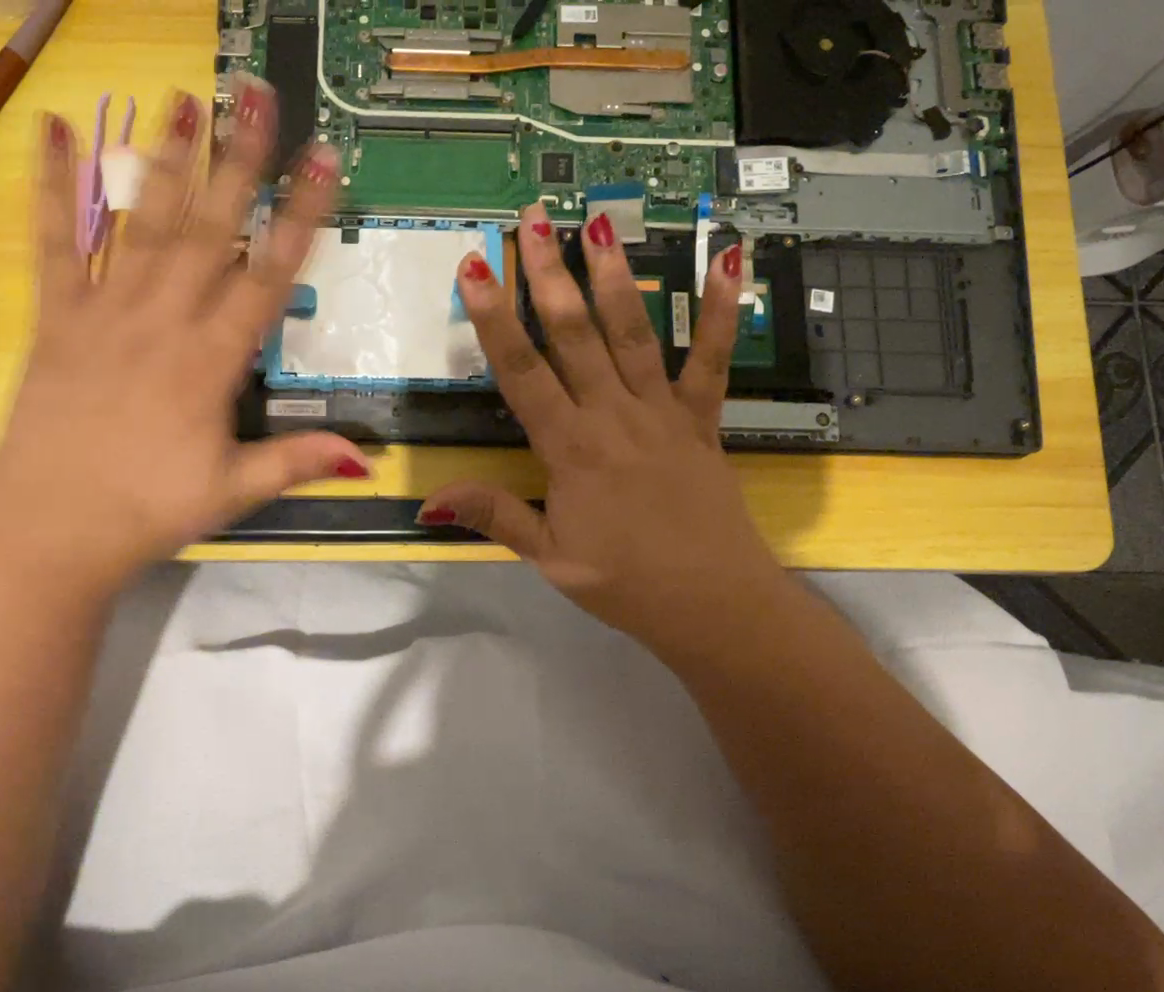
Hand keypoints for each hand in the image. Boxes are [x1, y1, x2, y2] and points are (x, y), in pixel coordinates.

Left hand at [0, 81, 366, 593]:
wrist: (50, 529)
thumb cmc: (146, 512)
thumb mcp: (231, 492)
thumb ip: (296, 462)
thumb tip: (369, 456)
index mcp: (210, 363)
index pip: (266, 278)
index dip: (299, 217)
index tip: (321, 160)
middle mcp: (162, 323)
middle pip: (208, 232)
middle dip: (238, 162)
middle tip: (256, 94)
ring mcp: (104, 314)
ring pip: (142, 225)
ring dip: (166, 160)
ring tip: (185, 97)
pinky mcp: (55, 319)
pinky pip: (53, 244)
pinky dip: (52, 187)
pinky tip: (54, 130)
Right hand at [422, 206, 787, 659]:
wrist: (712, 602)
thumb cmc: (624, 584)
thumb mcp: (550, 558)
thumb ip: (497, 515)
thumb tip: (431, 497)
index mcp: (569, 450)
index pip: (522, 373)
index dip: (495, 318)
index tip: (476, 267)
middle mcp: (613, 417)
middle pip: (573, 335)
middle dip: (549, 273)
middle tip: (531, 218)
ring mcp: (662, 412)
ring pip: (632, 333)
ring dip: (613, 276)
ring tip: (599, 221)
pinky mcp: (702, 419)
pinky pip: (712, 359)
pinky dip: (723, 311)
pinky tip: (731, 259)